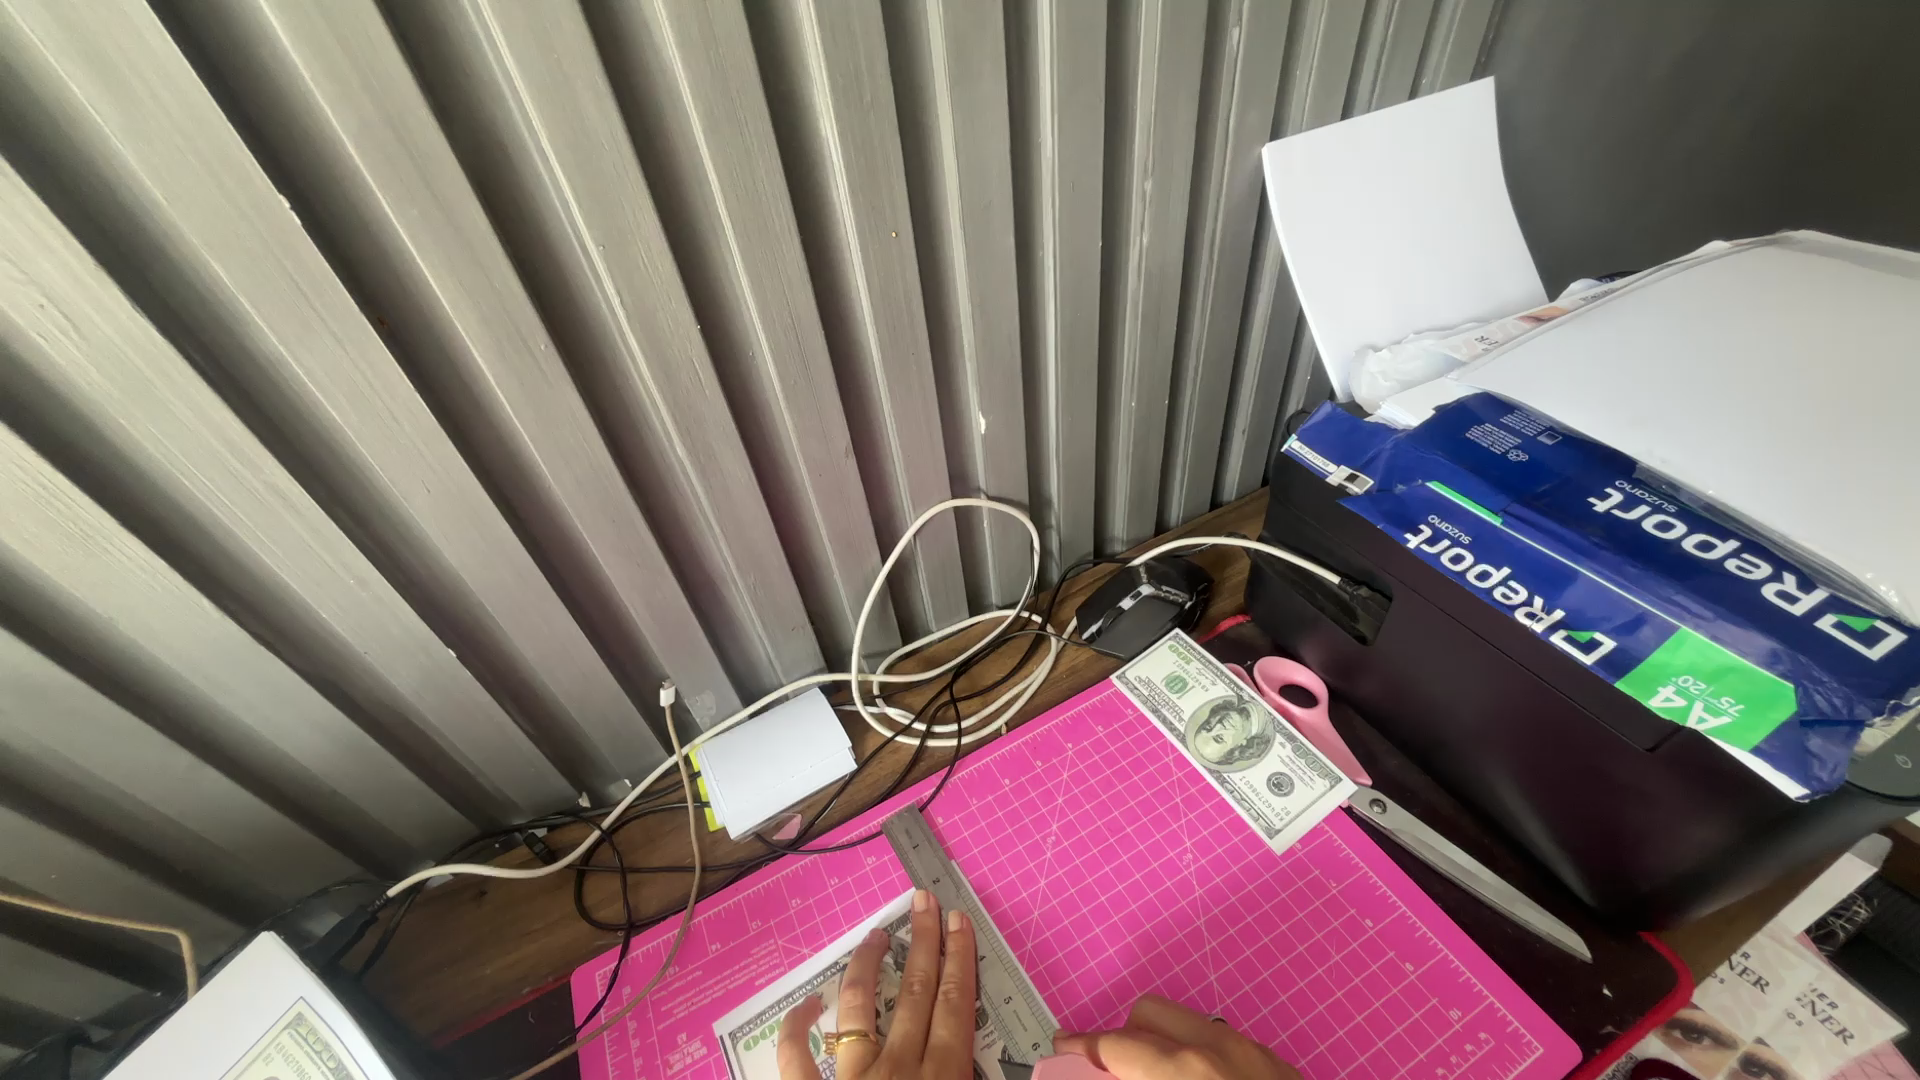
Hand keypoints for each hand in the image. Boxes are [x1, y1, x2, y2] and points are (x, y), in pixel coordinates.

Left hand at [777, 889, 976, 1079]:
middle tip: (924, 900)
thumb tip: (1017, 1056)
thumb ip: (994, 1079)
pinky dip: (797, 1029)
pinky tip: (807, 1005)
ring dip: (869, 965)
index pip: (954, 1006)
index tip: (958, 920)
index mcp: (942, 1079)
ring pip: (859, 1007)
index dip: (959, 958)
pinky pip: (798, 1057)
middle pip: (915, 993)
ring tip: (877, 934)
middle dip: (924, 942)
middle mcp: (897, 1070)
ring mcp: (853, 1079)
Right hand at [1054, 995, 1299, 1079]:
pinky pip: (1220, 1041)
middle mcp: (1214, 1045)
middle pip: (1146, 1014)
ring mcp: (1249, 1050)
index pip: (1114, 1044)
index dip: (1081, 1048)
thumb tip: (1103, 1074)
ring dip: (1160, 1043)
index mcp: (1181, 1069)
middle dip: (1122, 1039)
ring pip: (1185, 1023)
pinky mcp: (1277, 1063)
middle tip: (1111, 1074)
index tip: (1062, 1051)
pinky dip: (1198, 1056)